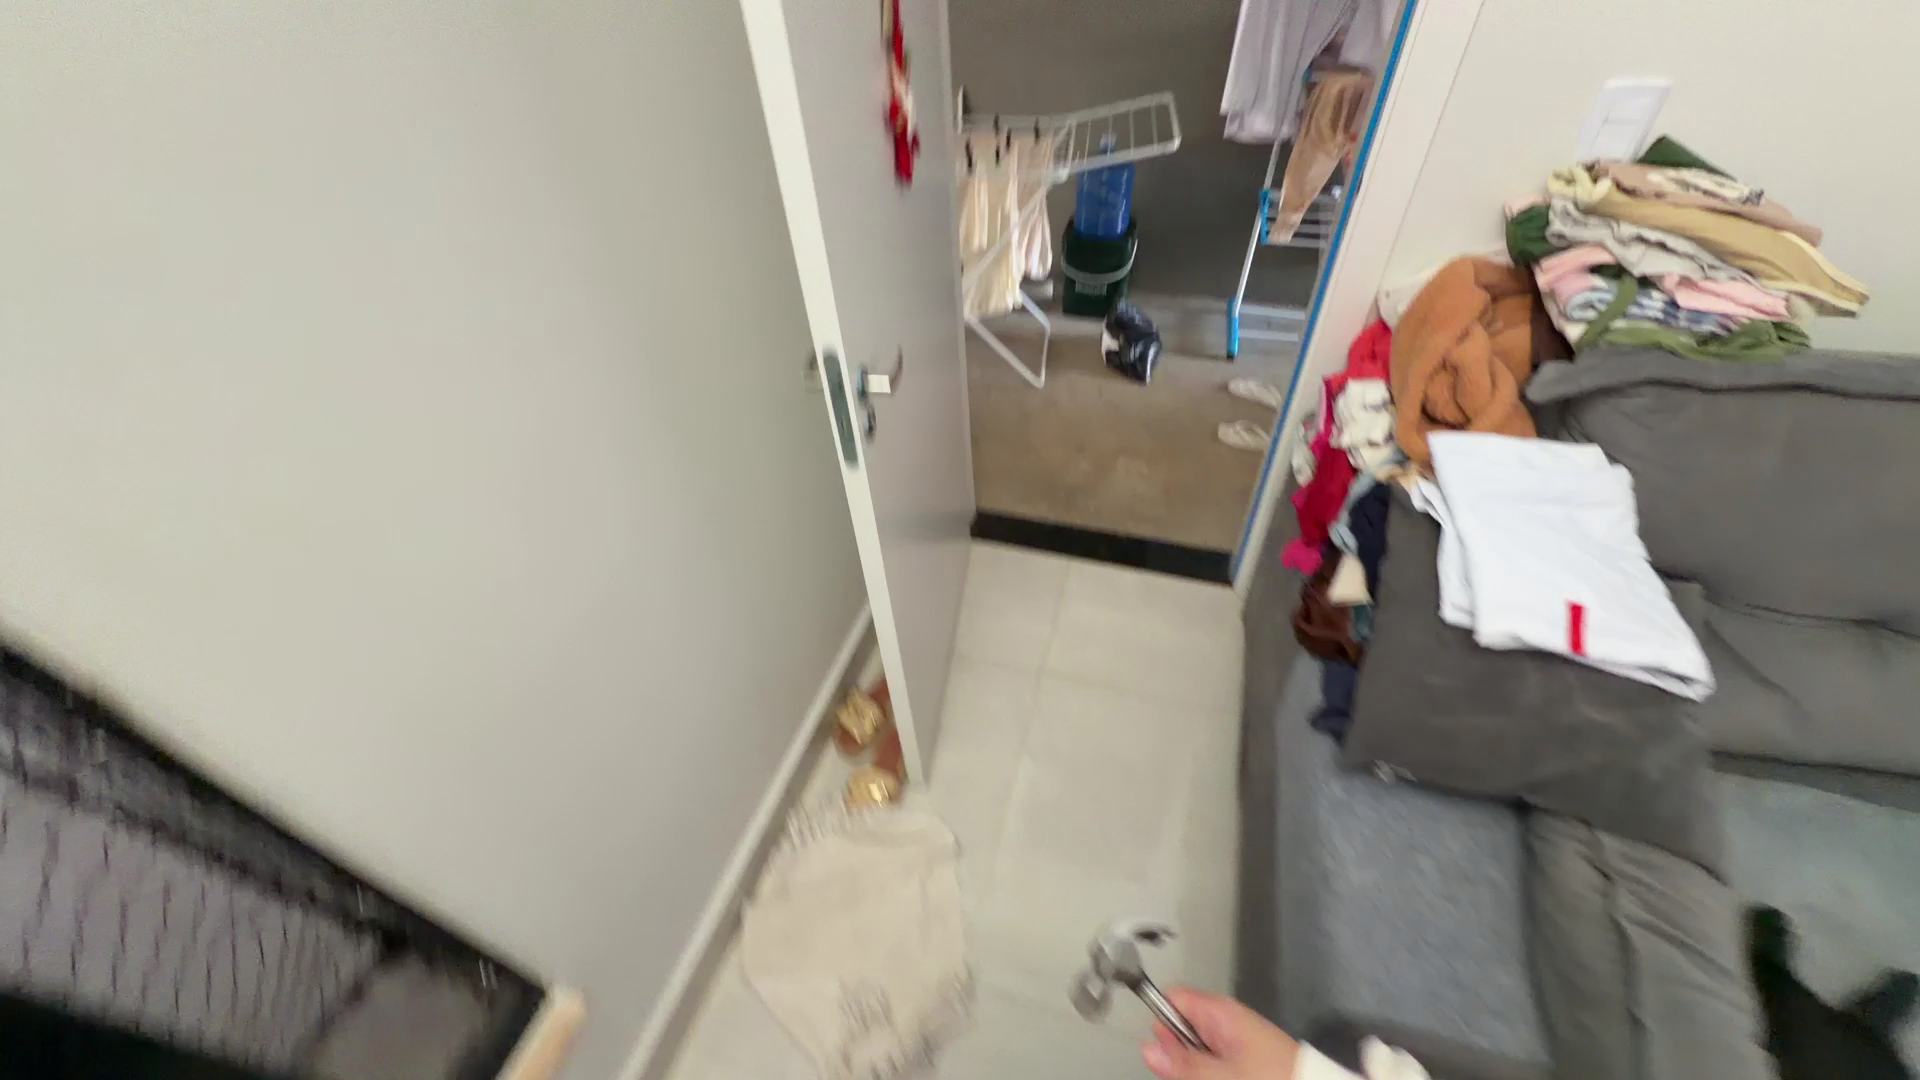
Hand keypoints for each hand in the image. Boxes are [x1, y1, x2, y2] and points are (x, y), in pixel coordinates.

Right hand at [1140, 988, 1299, 1079]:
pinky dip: (1215, 1076)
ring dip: (1199, 1073)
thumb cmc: (1268, 1079)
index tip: (1171, 1056)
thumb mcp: (1221, 1076)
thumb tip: (1146, 1047)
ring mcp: (1239, 1043)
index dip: (1163, 1025)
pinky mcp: (1250, 1063)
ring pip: (1201, 1055)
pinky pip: (1219, 1066)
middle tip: (1199, 1079)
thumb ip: (1182, 1063)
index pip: (1172, 1000)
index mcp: (1218, 1011)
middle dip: (1183, 1059)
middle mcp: (1225, 1021)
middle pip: (1183, 1031)